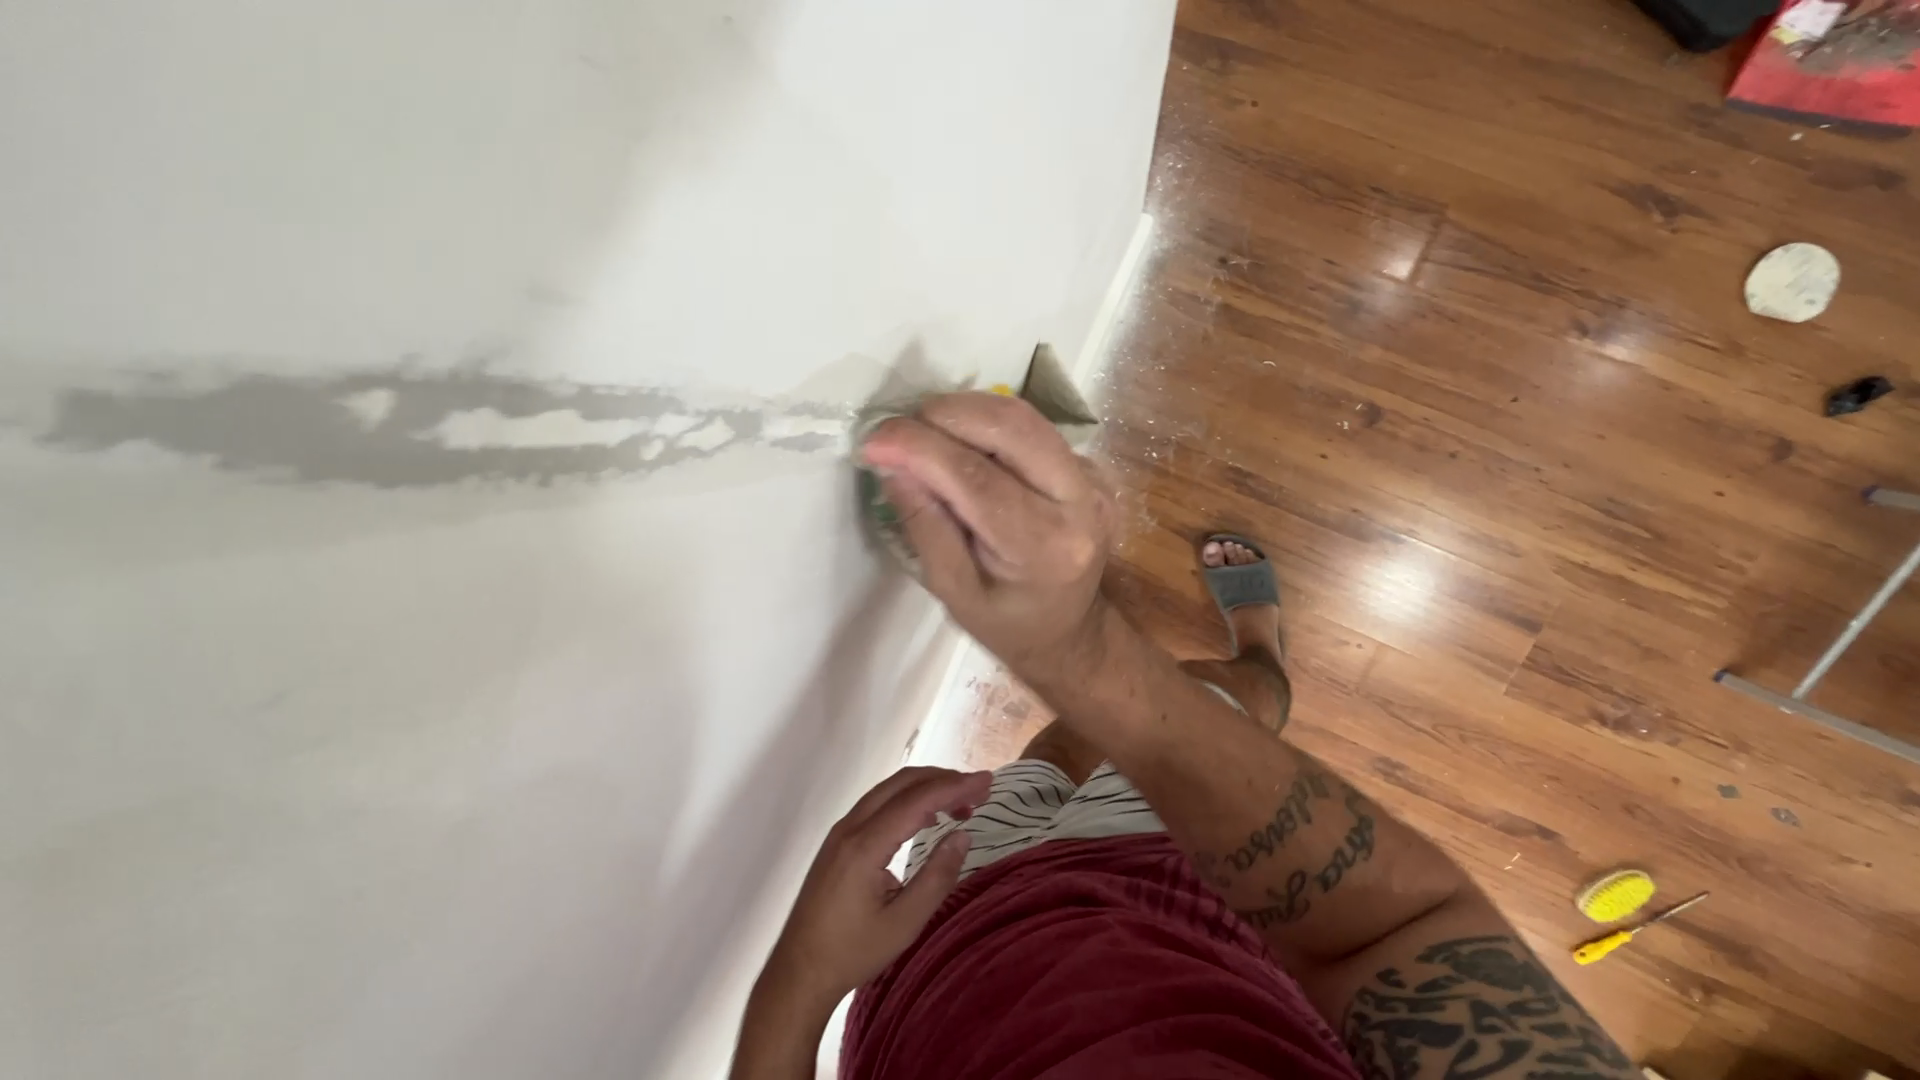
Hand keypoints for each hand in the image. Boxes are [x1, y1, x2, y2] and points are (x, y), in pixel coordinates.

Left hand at [758, 766, 992, 1007]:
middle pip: (901, 784)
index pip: (917, 800)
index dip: (955, 786)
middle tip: (979, 790)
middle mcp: (850, 827)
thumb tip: (963, 835)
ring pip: (888, 791)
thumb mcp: (905, 923)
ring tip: (961, 805)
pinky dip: (907, 801)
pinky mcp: (838, 841)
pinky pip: (877, 805)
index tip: (988, 781)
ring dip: (925, 789)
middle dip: (943, 780)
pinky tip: (927, 817)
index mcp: (865, 845)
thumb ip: (937, 877)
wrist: (799, 971)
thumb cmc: (853, 952)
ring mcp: (841, 832)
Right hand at [860, 393, 1116, 685]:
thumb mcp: (952, 589)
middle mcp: (1080, 503)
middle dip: (944, 414)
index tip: (873, 441)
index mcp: (1044, 546)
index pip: (976, 478)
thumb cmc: (1005, 621)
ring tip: (923, 434)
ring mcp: (1093, 480)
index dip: (919, 448)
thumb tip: (893, 462)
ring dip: (964, 413)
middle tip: (899, 432)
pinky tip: (961, 447)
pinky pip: (1033, 428)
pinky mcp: (1091, 467)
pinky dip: (987, 427)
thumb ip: (925, 524)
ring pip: (1024, 417)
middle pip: (1011, 426)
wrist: (1070, 632)